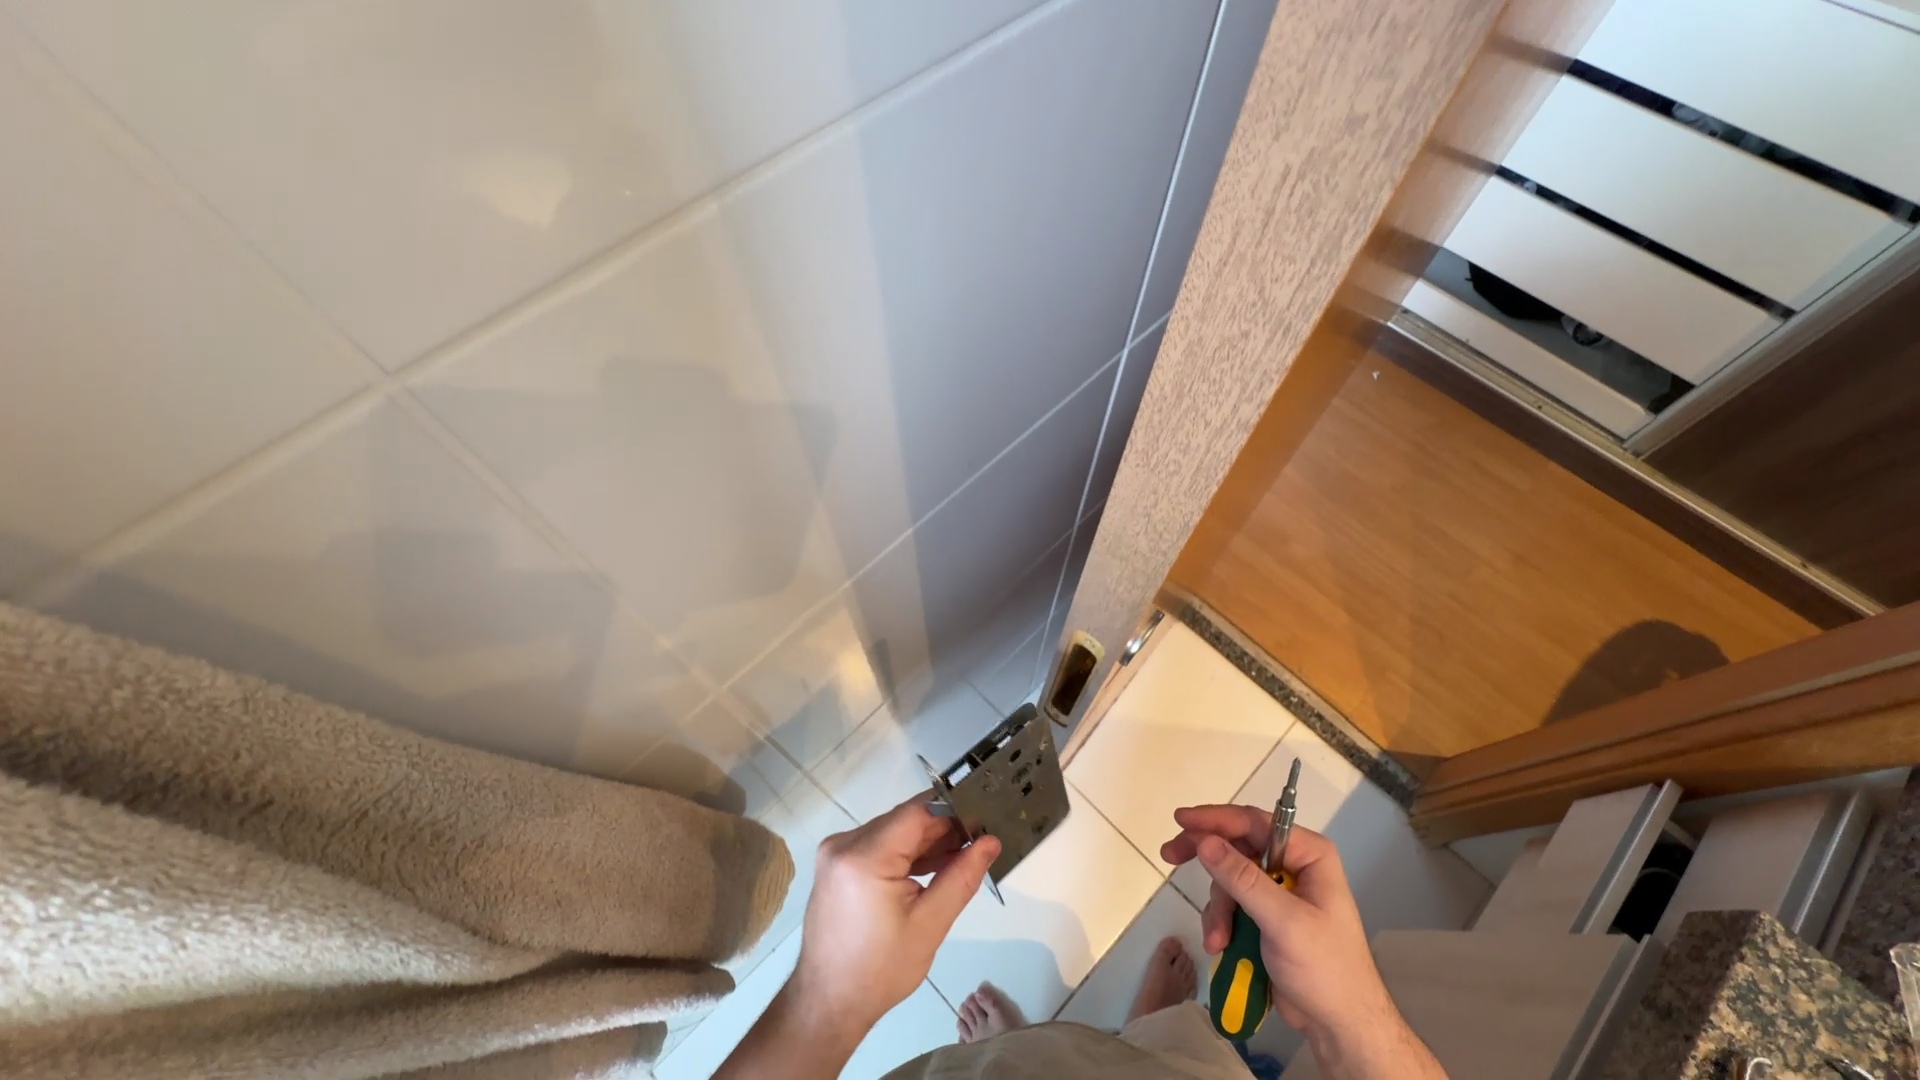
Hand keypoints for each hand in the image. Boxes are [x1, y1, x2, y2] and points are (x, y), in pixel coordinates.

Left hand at [793, 795, 1001, 1031]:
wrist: (829, 1002)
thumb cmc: (880, 970)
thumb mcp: (929, 925)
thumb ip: (961, 877)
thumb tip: (991, 842)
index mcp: (864, 856)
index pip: (916, 812)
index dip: (952, 811)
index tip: (984, 819)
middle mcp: (844, 844)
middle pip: (904, 821)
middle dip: (943, 828)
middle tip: (981, 840)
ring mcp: (836, 853)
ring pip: (893, 832)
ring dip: (926, 842)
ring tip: (964, 854)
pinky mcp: (837, 865)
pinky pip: (879, 845)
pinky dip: (906, 854)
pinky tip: (935, 865)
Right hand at [1161, 805, 1443, 1079]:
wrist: (1338, 1025)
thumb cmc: (1324, 968)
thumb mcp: (1283, 922)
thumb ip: (1242, 879)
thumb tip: (1204, 841)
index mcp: (1308, 854)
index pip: (1254, 822)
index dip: (1216, 819)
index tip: (1181, 820)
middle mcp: (1292, 864)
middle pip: (1236, 846)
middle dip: (1208, 862)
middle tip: (1170, 855)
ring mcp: (1276, 891)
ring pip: (1227, 879)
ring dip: (1217, 908)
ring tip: (1219, 939)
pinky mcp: (1263, 915)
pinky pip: (1229, 904)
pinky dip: (1220, 922)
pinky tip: (1222, 946)